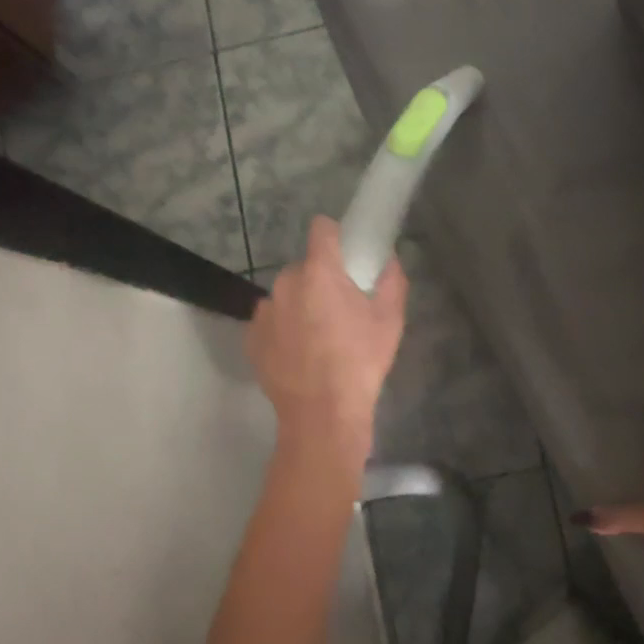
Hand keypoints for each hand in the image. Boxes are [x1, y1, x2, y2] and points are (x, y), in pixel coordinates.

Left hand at [246, 216, 408, 449]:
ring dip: (299, 305)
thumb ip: (391, 281)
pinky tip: (299, 355)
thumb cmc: (361, 363)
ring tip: (318, 338)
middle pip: (304, 268)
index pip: (321, 229)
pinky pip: (271, 322)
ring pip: (286, 295)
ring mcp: (265, 312)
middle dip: (320, 281)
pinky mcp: (252, 338)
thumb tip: (389, 261)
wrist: (323, 414)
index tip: (345, 252)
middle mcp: (286, 284)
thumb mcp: (390, 321)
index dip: (334, 236)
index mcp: (319, 272)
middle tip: (339, 309)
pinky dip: (283, 330)